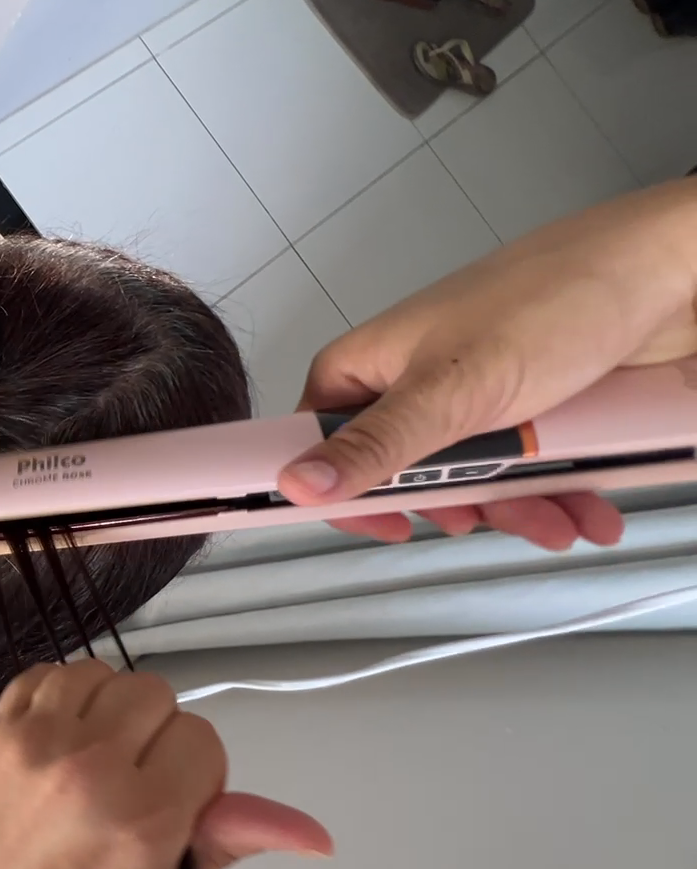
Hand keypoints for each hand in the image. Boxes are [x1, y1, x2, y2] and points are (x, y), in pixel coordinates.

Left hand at [0, 662, 331, 868]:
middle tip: (131, 766)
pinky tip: (56, 724)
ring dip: (106, 700)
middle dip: (154, 727)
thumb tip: (314, 834)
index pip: (202, 739)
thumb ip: (223, 842)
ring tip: (93, 740)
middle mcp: (92, 763)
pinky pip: (42, 672)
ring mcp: (36, 736)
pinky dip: (57, 689)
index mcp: (144, 815)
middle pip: (154, 692)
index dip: (194, 765)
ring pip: (100, 671)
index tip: (170, 792)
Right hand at [279, 177, 696, 550]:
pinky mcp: (520, 411)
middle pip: (394, 473)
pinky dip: (549, 496)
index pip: (314, 449)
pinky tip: (579, 510)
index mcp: (357, 374)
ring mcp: (462, 402)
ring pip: (462, 478)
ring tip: (558, 521)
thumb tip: (293, 485)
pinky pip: (516, 469)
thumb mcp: (450, 388)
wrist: (687, 264)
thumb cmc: (556, 299)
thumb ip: (372, 445)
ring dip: (512, 509)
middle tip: (481, 520)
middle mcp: (401, 390)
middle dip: (450, 505)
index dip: (339, 492)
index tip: (384, 523)